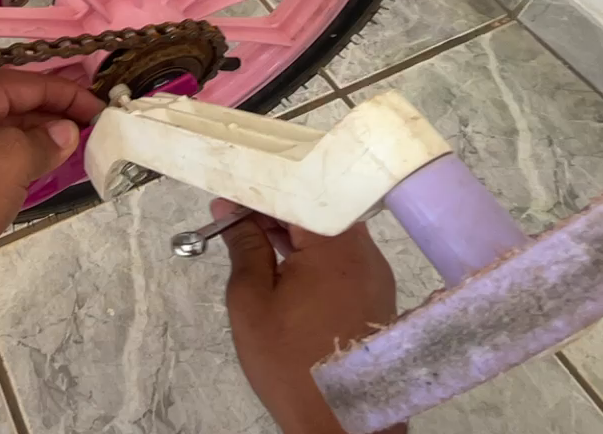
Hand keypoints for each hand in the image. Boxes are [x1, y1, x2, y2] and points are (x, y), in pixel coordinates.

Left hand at [0, 68, 104, 274]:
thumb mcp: (11, 164)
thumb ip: (42, 142)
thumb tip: (62, 130)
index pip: (29, 82)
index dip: (69, 94)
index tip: (101, 109)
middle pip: (7, 101)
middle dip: (48, 116)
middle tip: (85, 133)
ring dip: (25, 137)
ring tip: (57, 154)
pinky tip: (14, 174)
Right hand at [217, 200, 400, 433]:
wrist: (343, 430)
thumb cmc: (291, 363)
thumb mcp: (251, 301)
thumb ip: (244, 247)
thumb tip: (231, 210)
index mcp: (336, 248)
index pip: (295, 194)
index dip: (258, 191)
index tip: (226, 197)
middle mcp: (364, 254)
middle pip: (314, 209)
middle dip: (272, 208)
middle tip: (231, 218)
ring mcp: (375, 276)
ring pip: (326, 231)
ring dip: (289, 230)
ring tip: (249, 238)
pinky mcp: (376, 297)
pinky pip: (338, 255)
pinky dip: (309, 251)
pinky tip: (280, 262)